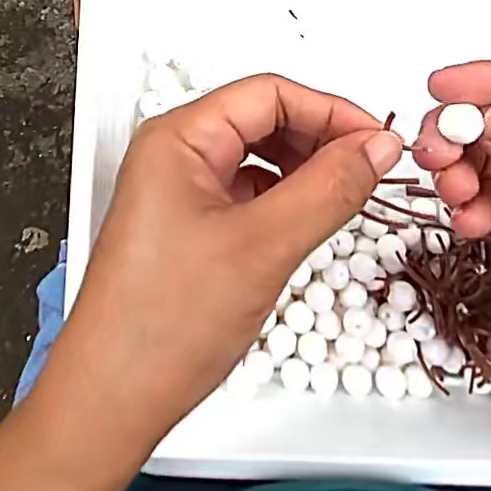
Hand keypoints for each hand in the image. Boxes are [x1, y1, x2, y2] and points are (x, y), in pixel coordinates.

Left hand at [55, 74, 403, 429]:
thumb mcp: (265, 246)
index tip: (376, 141)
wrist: (114, 396)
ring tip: (343, 194)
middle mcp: (173, 154)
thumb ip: (330, 187)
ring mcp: (179, 188)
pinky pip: (247, 190)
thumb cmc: (162, 323)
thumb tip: (375, 147)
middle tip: (368, 169)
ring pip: (257, 155)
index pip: (268, 94)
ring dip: (305, 168)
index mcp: (178, 138)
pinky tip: (308, 217)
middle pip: (262, 118)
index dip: (330, 110)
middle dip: (319, 138)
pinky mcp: (188, 221)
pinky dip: (285, 197)